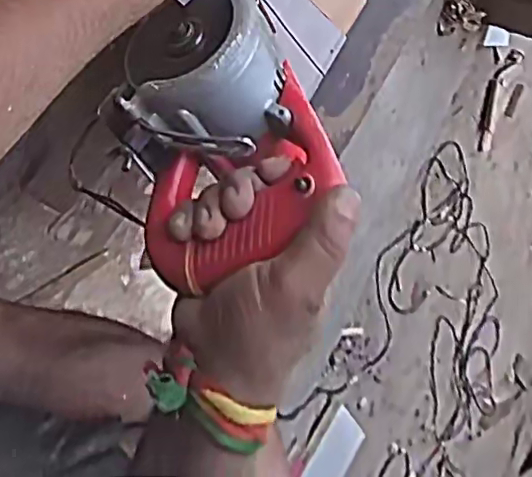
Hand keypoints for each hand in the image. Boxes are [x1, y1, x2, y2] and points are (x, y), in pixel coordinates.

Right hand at [164, 168, 359, 405]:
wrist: (207, 364)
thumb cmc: (260, 339)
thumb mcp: (296, 289)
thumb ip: (322, 243)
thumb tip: (348, 196)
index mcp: (301, 240)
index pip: (298, 184)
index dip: (281, 167)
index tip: (265, 169)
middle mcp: (269, 233)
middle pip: (251, 180)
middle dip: (236, 190)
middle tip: (233, 213)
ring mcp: (234, 237)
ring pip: (217, 193)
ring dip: (206, 209)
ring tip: (206, 236)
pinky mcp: (202, 243)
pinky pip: (189, 211)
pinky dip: (183, 220)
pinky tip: (185, 239)